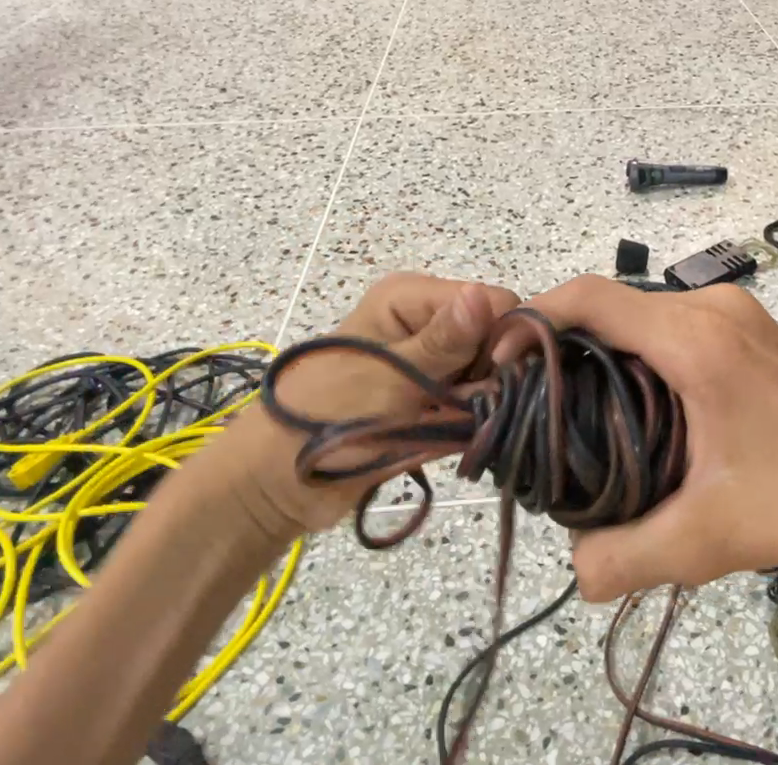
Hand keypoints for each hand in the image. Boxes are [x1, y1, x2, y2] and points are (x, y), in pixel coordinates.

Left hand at [218, 272, 519, 539]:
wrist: (276, 484)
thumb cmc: (326, 416)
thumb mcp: (389, 375)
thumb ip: (445, 341)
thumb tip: (483, 293)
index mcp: (414, 299)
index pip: (496, 303)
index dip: (501, 339)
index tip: (484, 375)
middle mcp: (429, 324)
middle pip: (498, 341)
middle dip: (491, 376)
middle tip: (458, 404)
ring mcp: (433, 365)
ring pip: (492, 377)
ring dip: (479, 405)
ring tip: (445, 424)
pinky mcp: (434, 402)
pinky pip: (476, 407)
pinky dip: (471, 423)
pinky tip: (449, 435)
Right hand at [525, 275, 777, 601]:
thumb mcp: (704, 539)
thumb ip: (622, 557)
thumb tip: (572, 567)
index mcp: (697, 340)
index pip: (590, 298)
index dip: (533, 320)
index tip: (502, 368)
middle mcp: (713, 308)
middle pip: (611, 305)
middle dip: (561, 345)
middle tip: (533, 406)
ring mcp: (735, 313)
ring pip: (640, 315)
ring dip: (601, 350)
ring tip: (573, 412)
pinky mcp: (747, 329)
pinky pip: (671, 325)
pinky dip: (637, 353)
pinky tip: (631, 406)